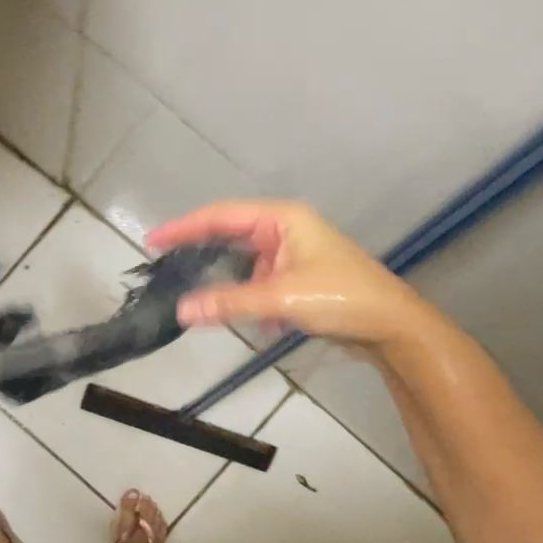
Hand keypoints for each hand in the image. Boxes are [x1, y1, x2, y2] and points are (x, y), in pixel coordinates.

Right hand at [148, 200, 431, 347]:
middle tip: (161, 263)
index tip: (152, 240)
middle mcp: (285, 231)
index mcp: (282, 219)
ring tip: (192, 293)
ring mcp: (292, 256)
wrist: (390, 325)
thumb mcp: (280, 299)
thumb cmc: (340, 299)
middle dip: (198, 251)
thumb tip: (181, 311)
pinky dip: (245, 299)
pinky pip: (258, 284)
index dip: (184, 227)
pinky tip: (242, 319)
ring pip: (243, 264)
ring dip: (223, 281)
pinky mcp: (297, 281)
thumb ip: (229, 303)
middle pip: (230, 236)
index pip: (221, 216)